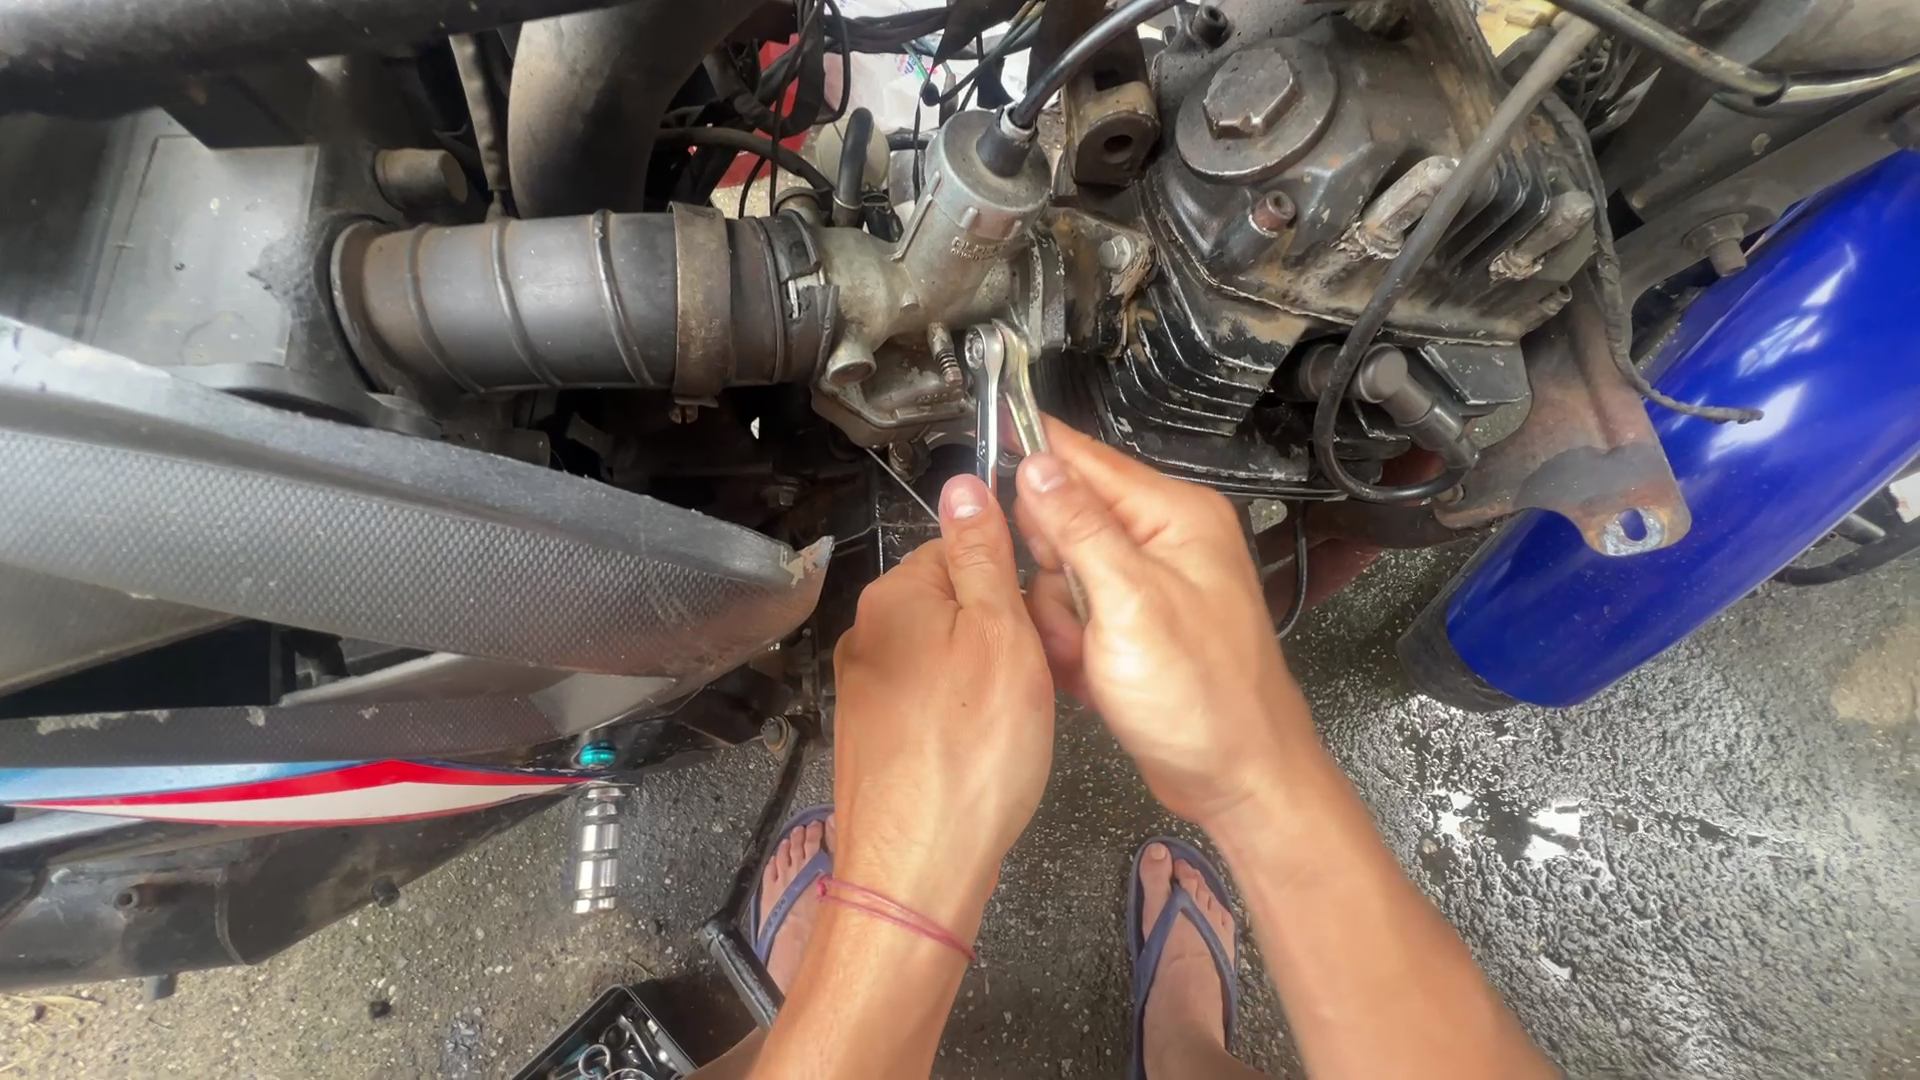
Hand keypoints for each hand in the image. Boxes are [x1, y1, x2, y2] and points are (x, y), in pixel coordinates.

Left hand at [830, 473, 1055, 938]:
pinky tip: (982, 741)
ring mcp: (867, 683)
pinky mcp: (874, 728)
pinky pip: (929, 693)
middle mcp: (868, 632)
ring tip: (1011, 713)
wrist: (917, 866)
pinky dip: (961, 706)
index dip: (1011, 579)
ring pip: (945, 649)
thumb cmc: (970, 752)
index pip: (962, 545)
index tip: (1035, 615)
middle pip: (953, 599)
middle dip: (999, 625)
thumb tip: (965, 483)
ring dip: (984, 668)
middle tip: (1031, 672)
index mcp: (896, 594)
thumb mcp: (999, 631)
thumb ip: (982, 553)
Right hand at [1014, 418, 1315, 827]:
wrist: (1236, 778)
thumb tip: (1040, 466)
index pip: (1088, 460)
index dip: (1036, 455)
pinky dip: (1071, 639)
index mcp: (1174, 517)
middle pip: (1066, 519)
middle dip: (1051, 567)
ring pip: (1061, 570)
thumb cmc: (1201, 696)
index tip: (990, 439)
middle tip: (1070, 609)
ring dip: (1059, 615)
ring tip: (1085, 653)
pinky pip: (1074, 608)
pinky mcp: (1132, 620)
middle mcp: (1162, 540)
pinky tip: (1090, 668)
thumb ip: (1080, 528)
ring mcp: (1146, 582)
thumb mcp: (1130, 602)